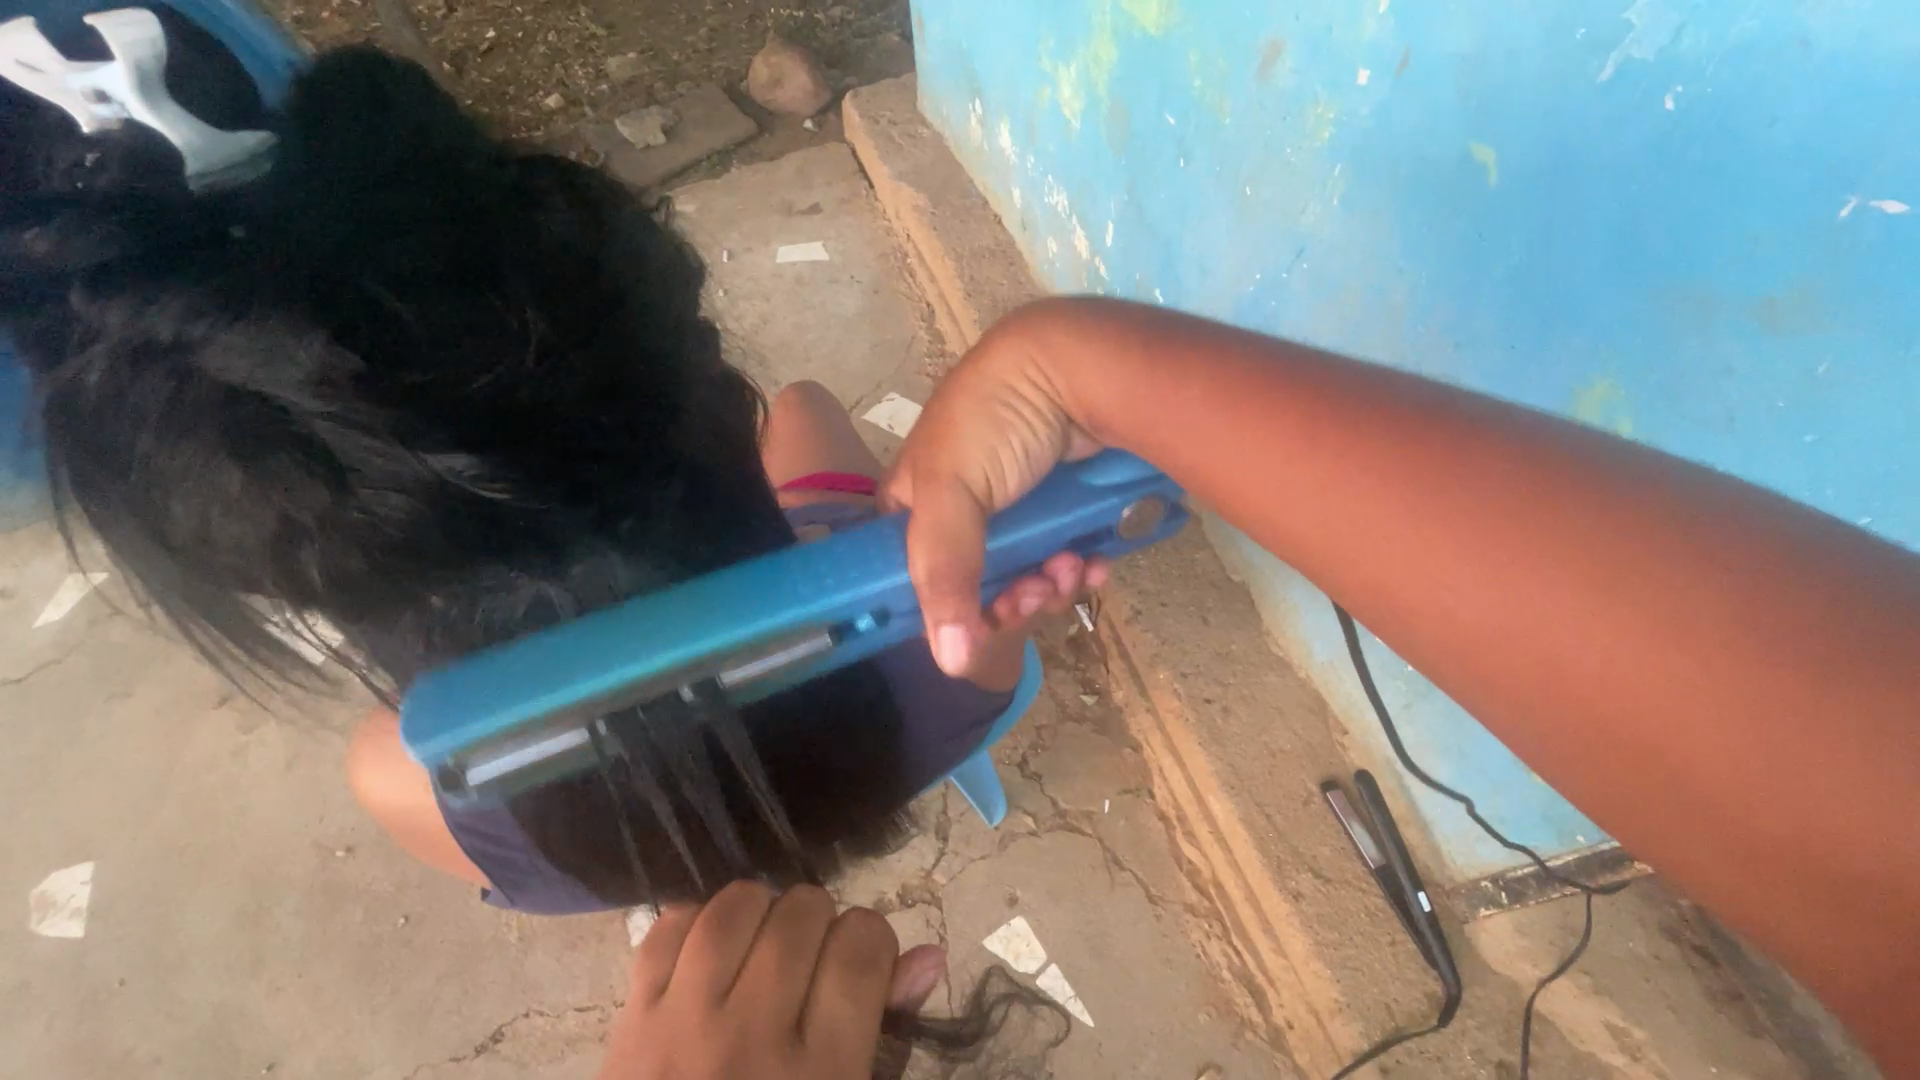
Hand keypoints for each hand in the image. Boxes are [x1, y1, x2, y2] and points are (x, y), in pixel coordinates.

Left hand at [597, 882, 946, 1079]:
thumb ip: (891, 1036)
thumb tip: (928, 956)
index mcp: (820, 1074)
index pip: (862, 947)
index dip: (872, 941)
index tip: (862, 965)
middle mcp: (752, 1040)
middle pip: (803, 913)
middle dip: (819, 924)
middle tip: (810, 965)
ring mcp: (683, 1026)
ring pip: (736, 907)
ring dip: (761, 914)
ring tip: (762, 948)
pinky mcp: (631, 1022)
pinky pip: (669, 927)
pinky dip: (697, 923)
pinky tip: (712, 956)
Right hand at [883, 303, 1108, 677]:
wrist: (1076, 364)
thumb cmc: (994, 422)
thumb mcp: (951, 492)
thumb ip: (943, 574)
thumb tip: (951, 664)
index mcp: (913, 502)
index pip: (914, 577)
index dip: (944, 610)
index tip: (978, 627)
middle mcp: (959, 511)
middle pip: (976, 586)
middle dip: (1009, 599)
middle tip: (1037, 593)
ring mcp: (1012, 510)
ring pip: (1024, 576)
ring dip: (1049, 585)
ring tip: (1073, 568)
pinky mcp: (1059, 508)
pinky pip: (1062, 557)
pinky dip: (1077, 567)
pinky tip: (1094, 563)